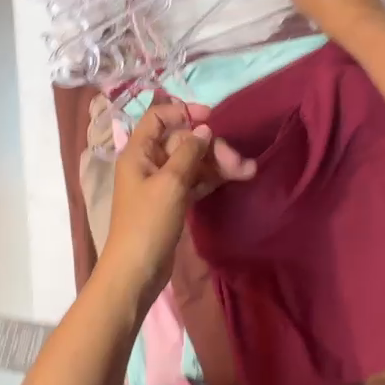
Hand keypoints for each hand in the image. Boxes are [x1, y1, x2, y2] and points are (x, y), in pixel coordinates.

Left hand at [98, 102, 255, 306]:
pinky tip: (234, 178)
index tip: (211, 118)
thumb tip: (204, 128)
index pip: (158, 117)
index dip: (184, 112)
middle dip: (211, 147)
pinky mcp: (172, 202)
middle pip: (183, 141)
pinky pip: (194, 180)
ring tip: (247, 171)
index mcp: (139, 152)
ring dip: (217, 164)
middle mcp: (148, 162)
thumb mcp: (171, 182)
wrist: (137, 272)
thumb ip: (189, 151)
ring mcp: (161, 183)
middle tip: (238, 161)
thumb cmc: (148, 223)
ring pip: (192, 162)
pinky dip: (212, 178)